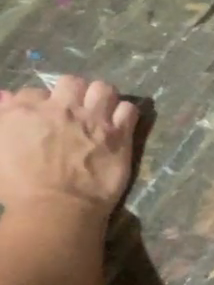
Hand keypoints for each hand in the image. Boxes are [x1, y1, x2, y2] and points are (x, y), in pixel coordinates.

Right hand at [0, 76, 137, 221]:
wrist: (58, 202)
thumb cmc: (18, 181)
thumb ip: (5, 118)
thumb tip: (6, 97)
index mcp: (24, 111)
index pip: (31, 91)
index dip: (37, 101)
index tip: (43, 113)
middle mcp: (61, 109)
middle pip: (72, 82)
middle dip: (72, 90)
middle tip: (75, 107)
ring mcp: (94, 120)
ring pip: (103, 89)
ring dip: (101, 95)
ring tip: (100, 109)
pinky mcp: (120, 134)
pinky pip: (129, 109)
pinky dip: (125, 111)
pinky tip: (119, 121)